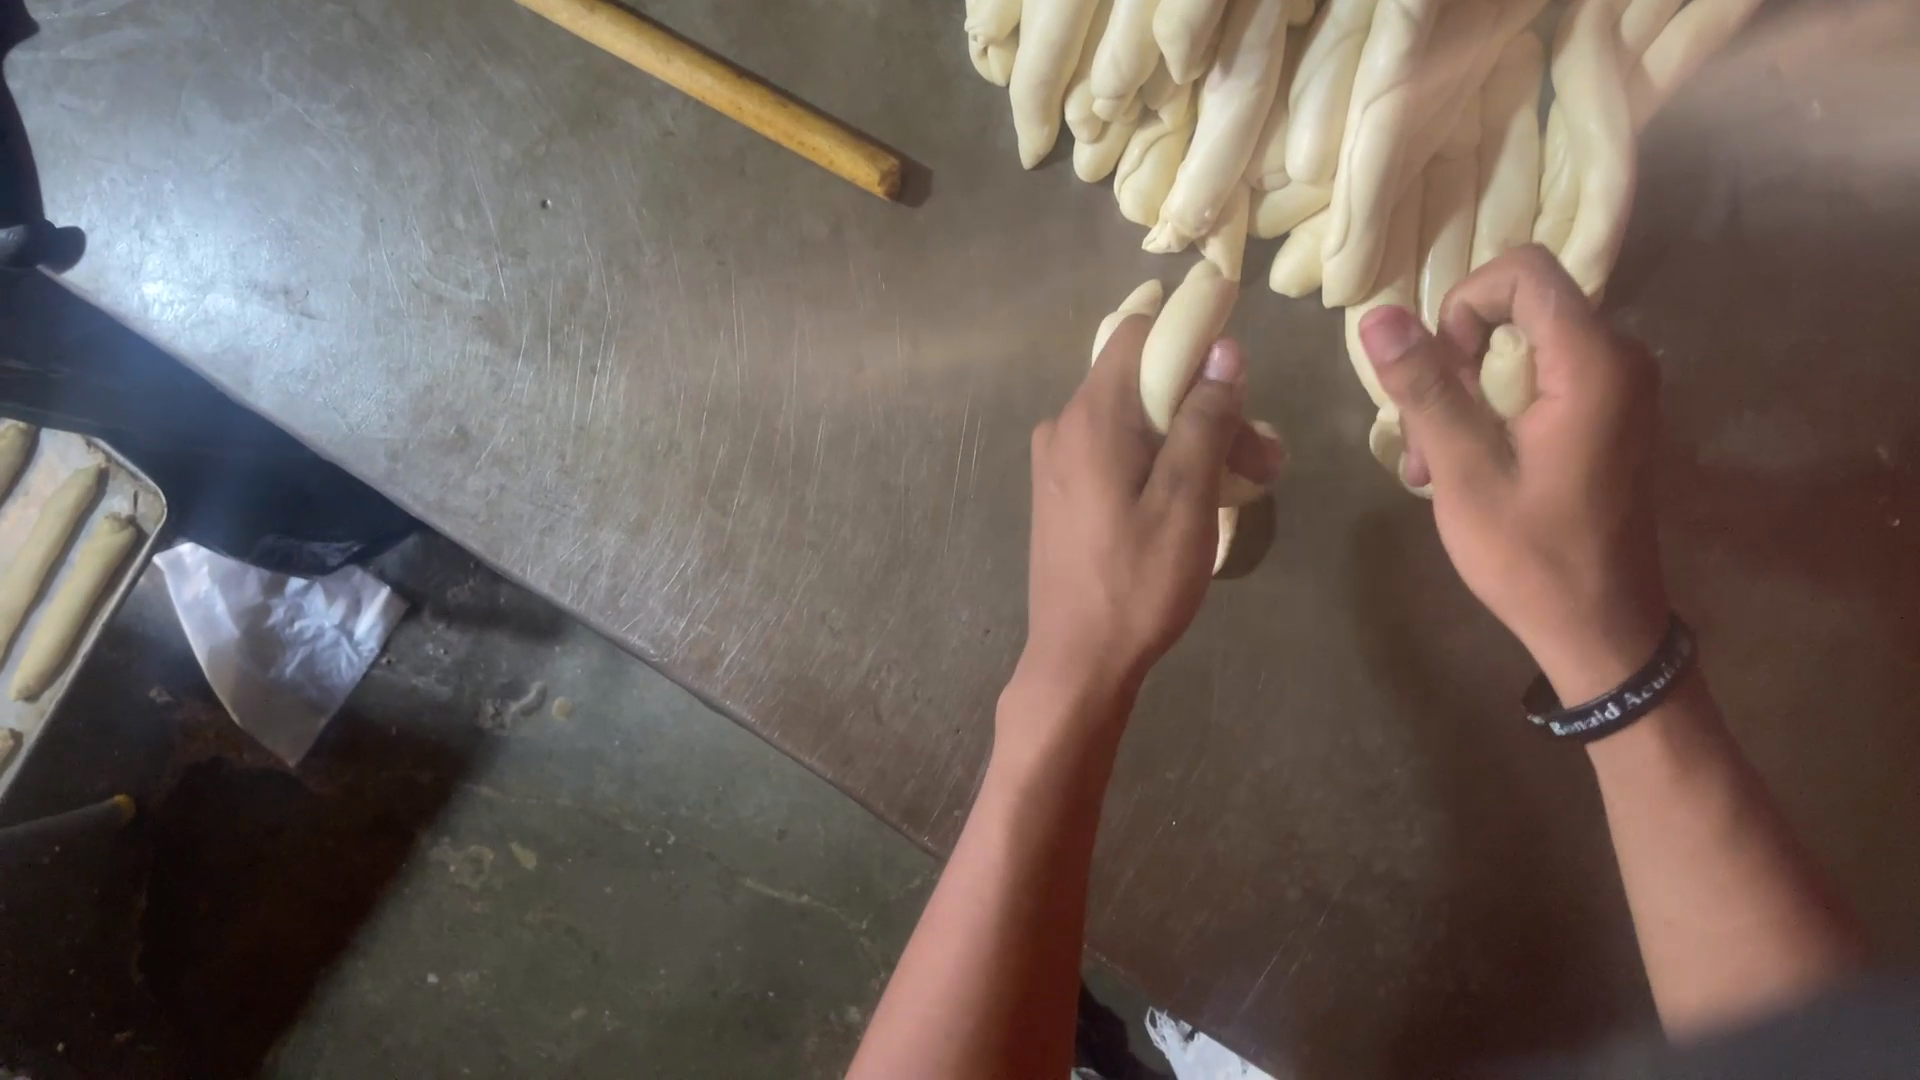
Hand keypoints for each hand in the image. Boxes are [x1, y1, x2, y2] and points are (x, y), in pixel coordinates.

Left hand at [1014, 318, 1283, 734]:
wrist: (1077, 659)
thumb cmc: (1135, 583)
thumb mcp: (1185, 500)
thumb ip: (1203, 420)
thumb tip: (1223, 351)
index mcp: (1089, 418)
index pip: (1135, 334)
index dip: (1188, 331)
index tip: (1237, 359)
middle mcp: (1064, 427)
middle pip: (1142, 385)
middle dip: (1207, 406)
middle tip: (1264, 455)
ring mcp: (1058, 463)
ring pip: (1135, 424)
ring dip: (1191, 440)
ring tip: (1251, 483)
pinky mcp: (1063, 493)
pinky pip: (1117, 454)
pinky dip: (1159, 462)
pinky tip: (1200, 498)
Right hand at [1359, 245, 1667, 702]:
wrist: (1596, 625)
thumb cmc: (1529, 554)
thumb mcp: (1462, 471)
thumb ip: (1425, 388)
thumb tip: (1378, 316)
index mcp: (1591, 365)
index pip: (1523, 273)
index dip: (1462, 306)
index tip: (1440, 373)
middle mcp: (1616, 360)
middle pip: (1514, 311)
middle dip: (1451, 364)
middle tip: (1425, 438)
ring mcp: (1612, 388)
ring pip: (1514, 349)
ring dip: (1459, 396)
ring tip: (1432, 465)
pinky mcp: (1600, 414)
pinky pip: (1530, 382)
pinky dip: (1484, 412)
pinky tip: (1458, 467)